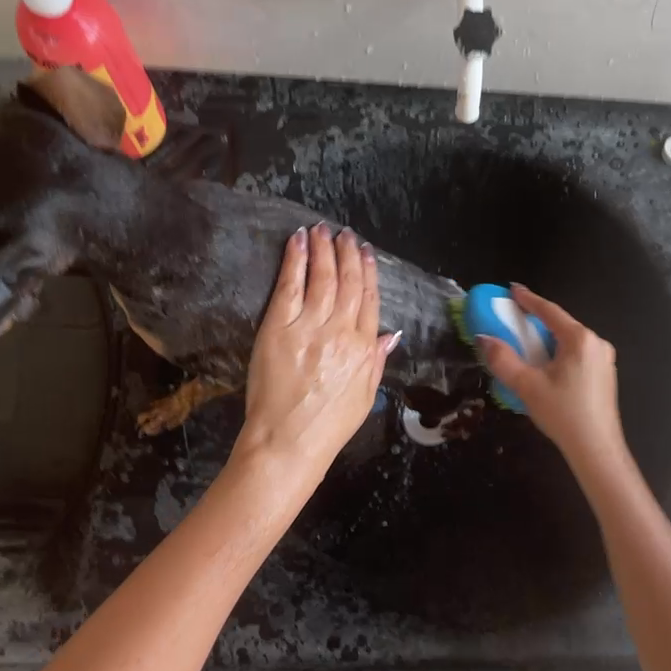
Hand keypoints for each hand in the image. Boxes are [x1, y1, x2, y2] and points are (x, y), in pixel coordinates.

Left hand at [236, 224, 397, 483]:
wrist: (290, 441)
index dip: (368, 272)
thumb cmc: (328, 426)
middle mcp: (341, 332)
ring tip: (321, 229)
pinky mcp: (279, 328)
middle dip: (346, 253)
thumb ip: (377, 361)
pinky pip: (290, 286)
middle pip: (347, 282)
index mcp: (365, 349)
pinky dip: (295, 261)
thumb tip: (392, 335)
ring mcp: (309, 327)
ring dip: (322, 249)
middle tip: (344, 233)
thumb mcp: (365, 396)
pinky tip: (297, 242)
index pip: (369, 300)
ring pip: (321, 278)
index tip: (366, 252)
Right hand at [477, 284, 627, 468]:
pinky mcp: (605, 377)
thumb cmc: (563, 413)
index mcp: (580, 339)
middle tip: (516, 320)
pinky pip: (578, 356)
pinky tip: (548, 368)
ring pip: (570, 342)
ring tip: (528, 346)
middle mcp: (597, 344)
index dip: (528, 300)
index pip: (550, 311)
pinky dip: (560, 355)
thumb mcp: (527, 386)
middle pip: (562, 325)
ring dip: (548, 341)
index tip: (512, 290)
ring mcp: (605, 361)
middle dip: (538, 322)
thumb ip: (503, 359)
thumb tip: (484, 338)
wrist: (596, 448)